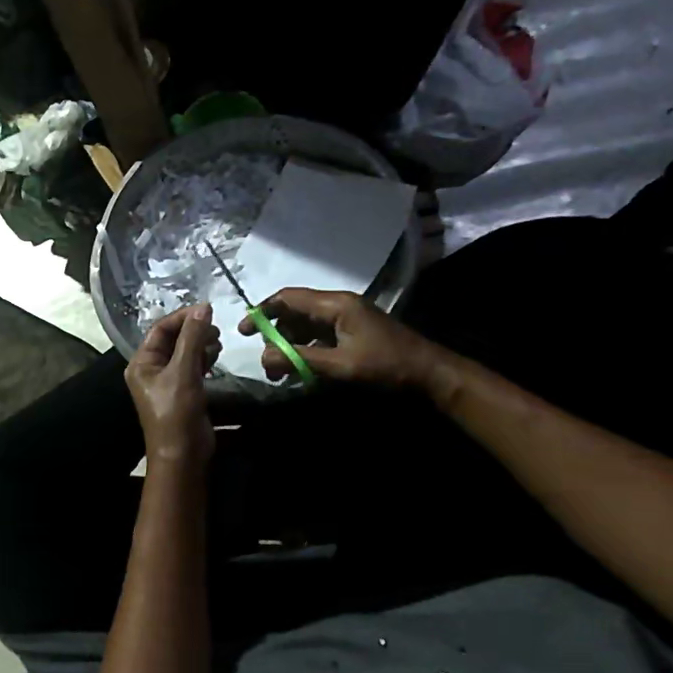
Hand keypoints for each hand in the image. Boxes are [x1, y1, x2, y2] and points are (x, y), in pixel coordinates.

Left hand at [126, 304, 220, 461]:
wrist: (182, 454)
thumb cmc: (176, 412)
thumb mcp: (183, 372)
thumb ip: (193, 338)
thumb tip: (203, 307)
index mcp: (142, 363)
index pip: (160, 329)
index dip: (183, 317)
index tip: (207, 309)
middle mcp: (152, 369)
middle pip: (173, 339)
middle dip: (194, 330)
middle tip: (215, 328)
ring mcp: (168, 381)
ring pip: (184, 352)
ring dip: (200, 343)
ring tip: (217, 342)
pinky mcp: (184, 391)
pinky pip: (192, 366)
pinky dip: (204, 358)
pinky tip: (216, 356)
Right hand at [243, 288, 437, 388]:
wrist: (430, 374)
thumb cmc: (386, 366)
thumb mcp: (339, 366)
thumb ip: (299, 360)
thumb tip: (263, 358)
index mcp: (335, 305)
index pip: (287, 298)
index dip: (261, 312)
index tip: (242, 332)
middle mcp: (338, 305)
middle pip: (294, 313)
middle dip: (275, 337)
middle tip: (268, 364)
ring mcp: (346, 319)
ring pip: (305, 327)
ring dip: (290, 347)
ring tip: (283, 374)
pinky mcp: (352, 333)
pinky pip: (319, 338)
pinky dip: (306, 352)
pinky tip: (303, 372)